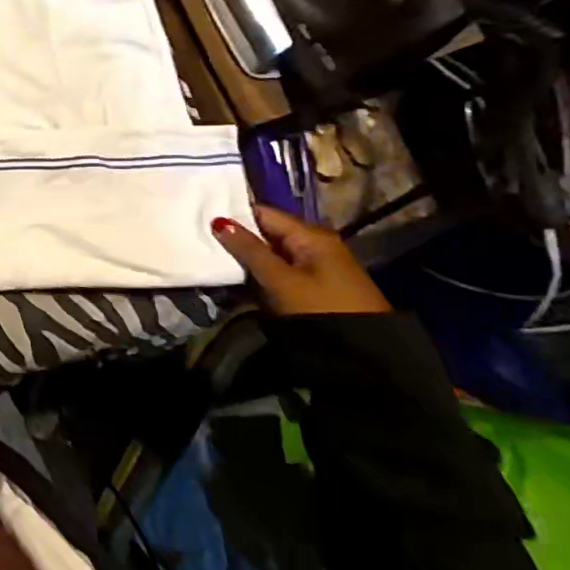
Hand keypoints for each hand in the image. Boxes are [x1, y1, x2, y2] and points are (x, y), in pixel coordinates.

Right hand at [212, 205, 392, 316]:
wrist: (366, 356)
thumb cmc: (321, 310)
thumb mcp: (280, 280)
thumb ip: (249, 250)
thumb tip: (219, 220)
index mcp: (311, 234)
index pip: (265, 213)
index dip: (235, 214)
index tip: (203, 219)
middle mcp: (316, 243)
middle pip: (269, 232)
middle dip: (240, 238)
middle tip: (204, 242)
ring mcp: (318, 266)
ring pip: (274, 254)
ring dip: (249, 259)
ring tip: (216, 261)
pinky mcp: (317, 286)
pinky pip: (282, 270)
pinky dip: (262, 273)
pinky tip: (241, 280)